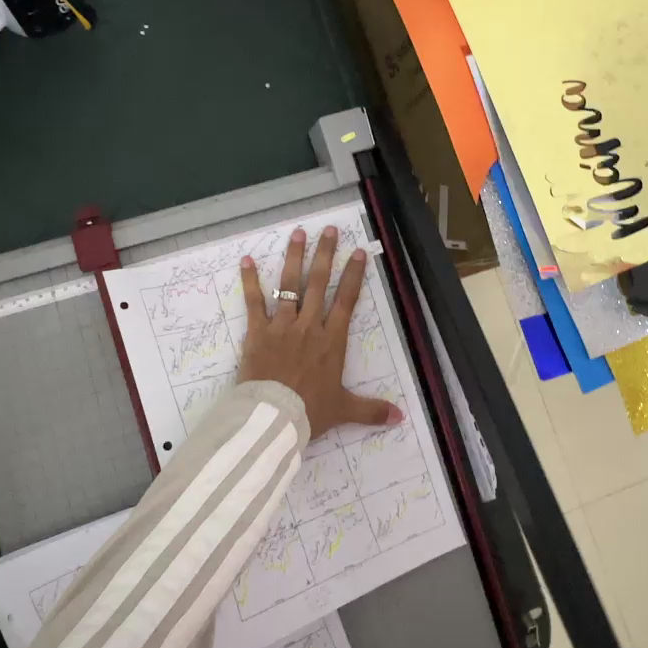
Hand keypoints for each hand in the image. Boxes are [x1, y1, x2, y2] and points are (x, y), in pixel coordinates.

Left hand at [239, 226, 403, 437]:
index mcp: (331, 341)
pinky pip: (254, 302)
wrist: (274, 416)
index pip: (346, 301)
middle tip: (328, 230)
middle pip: (318, 283)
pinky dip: (249, 281)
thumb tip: (401, 418)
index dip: (353, 275)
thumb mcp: (344, 410)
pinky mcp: (258, 332)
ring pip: (289, 286)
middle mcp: (308, 326)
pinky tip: (246, 261)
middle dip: (325, 254)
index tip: (358, 252)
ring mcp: (282, 326)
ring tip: (297, 234)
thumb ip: (371, 410)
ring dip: (293, 258)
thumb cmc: (310, 411)